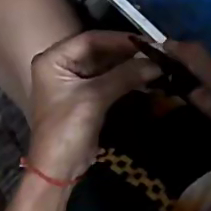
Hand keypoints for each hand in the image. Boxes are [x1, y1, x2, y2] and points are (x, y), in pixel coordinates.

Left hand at [24, 31, 160, 181]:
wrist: (58, 170)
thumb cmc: (67, 129)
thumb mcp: (94, 98)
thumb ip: (124, 76)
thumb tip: (157, 62)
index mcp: (53, 59)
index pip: (90, 39)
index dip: (120, 39)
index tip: (147, 42)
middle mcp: (61, 65)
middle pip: (100, 51)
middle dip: (127, 53)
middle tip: (157, 53)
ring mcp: (74, 82)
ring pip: (106, 66)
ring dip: (129, 66)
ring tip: (157, 65)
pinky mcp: (86, 97)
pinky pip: (108, 80)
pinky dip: (126, 79)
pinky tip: (147, 79)